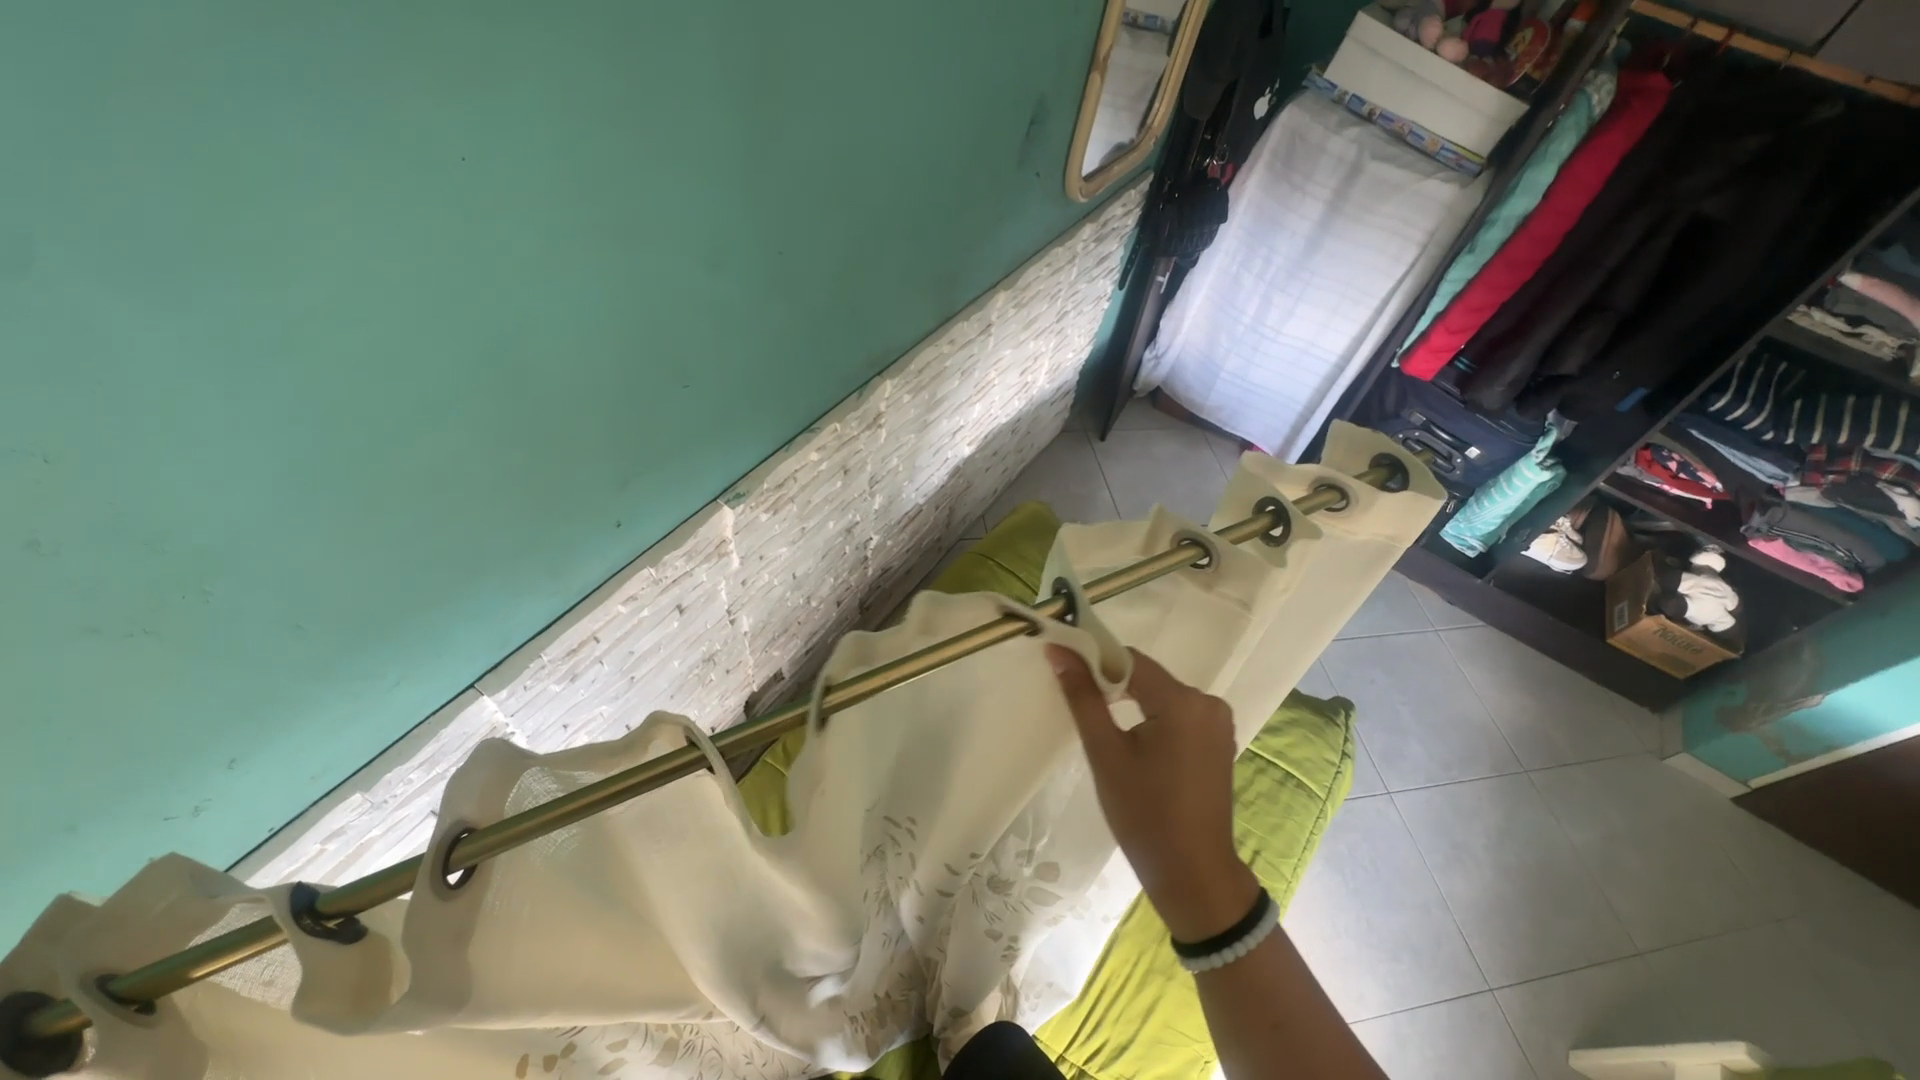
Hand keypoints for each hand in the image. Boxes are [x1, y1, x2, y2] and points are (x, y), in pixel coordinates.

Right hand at [1047, 645, 1259, 942]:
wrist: (1193, 872)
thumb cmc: (1144, 815)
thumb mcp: (1106, 754)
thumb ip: (1083, 698)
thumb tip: (1059, 650)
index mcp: (1183, 702)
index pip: (1130, 660)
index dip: (1093, 659)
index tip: (1061, 665)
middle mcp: (1208, 702)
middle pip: (1148, 677)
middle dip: (1111, 684)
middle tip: (1078, 705)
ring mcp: (1219, 723)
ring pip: (1162, 696)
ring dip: (1131, 703)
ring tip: (1102, 730)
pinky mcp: (1219, 741)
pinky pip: (1178, 715)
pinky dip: (1153, 719)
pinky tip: (1134, 745)